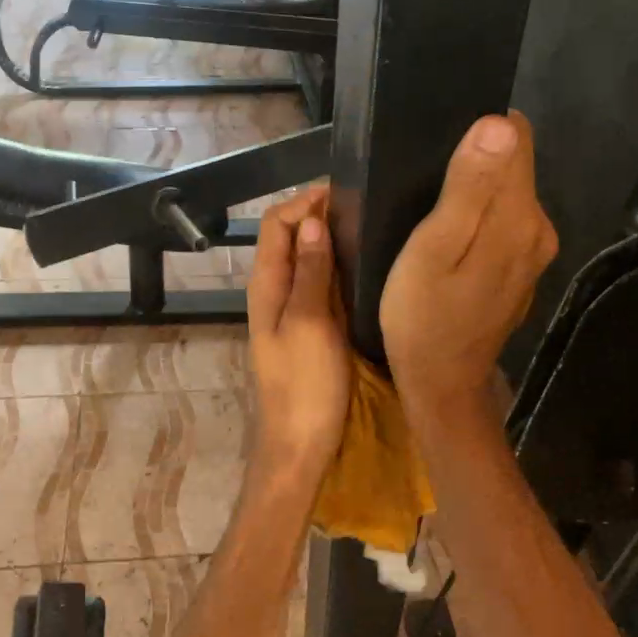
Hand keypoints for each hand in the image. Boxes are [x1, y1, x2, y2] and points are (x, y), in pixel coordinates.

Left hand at [245, 185, 353, 477]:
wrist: (302, 445)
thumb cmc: (305, 385)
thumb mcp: (310, 324)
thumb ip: (311, 272)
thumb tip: (313, 221)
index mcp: (267, 284)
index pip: (276, 223)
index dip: (304, 201)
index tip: (343, 191)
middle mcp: (276, 290)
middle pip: (290, 236)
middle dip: (319, 214)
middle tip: (365, 204)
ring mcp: (294, 309)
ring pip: (307, 258)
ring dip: (330, 238)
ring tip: (370, 225)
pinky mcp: (313, 326)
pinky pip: (322, 283)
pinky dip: (338, 265)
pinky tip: (366, 265)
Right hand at [380, 112, 557, 427]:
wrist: (441, 382)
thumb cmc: (423, 313)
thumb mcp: (434, 247)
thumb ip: (468, 186)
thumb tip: (499, 124)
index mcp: (519, 216)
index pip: (516, 137)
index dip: (477, 129)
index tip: (436, 146)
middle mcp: (538, 227)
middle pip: (513, 163)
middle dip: (472, 159)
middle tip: (421, 182)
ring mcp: (534, 251)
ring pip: (507, 191)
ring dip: (474, 187)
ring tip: (427, 205)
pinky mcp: (521, 267)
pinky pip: (503, 219)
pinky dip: (479, 216)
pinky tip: (446, 235)